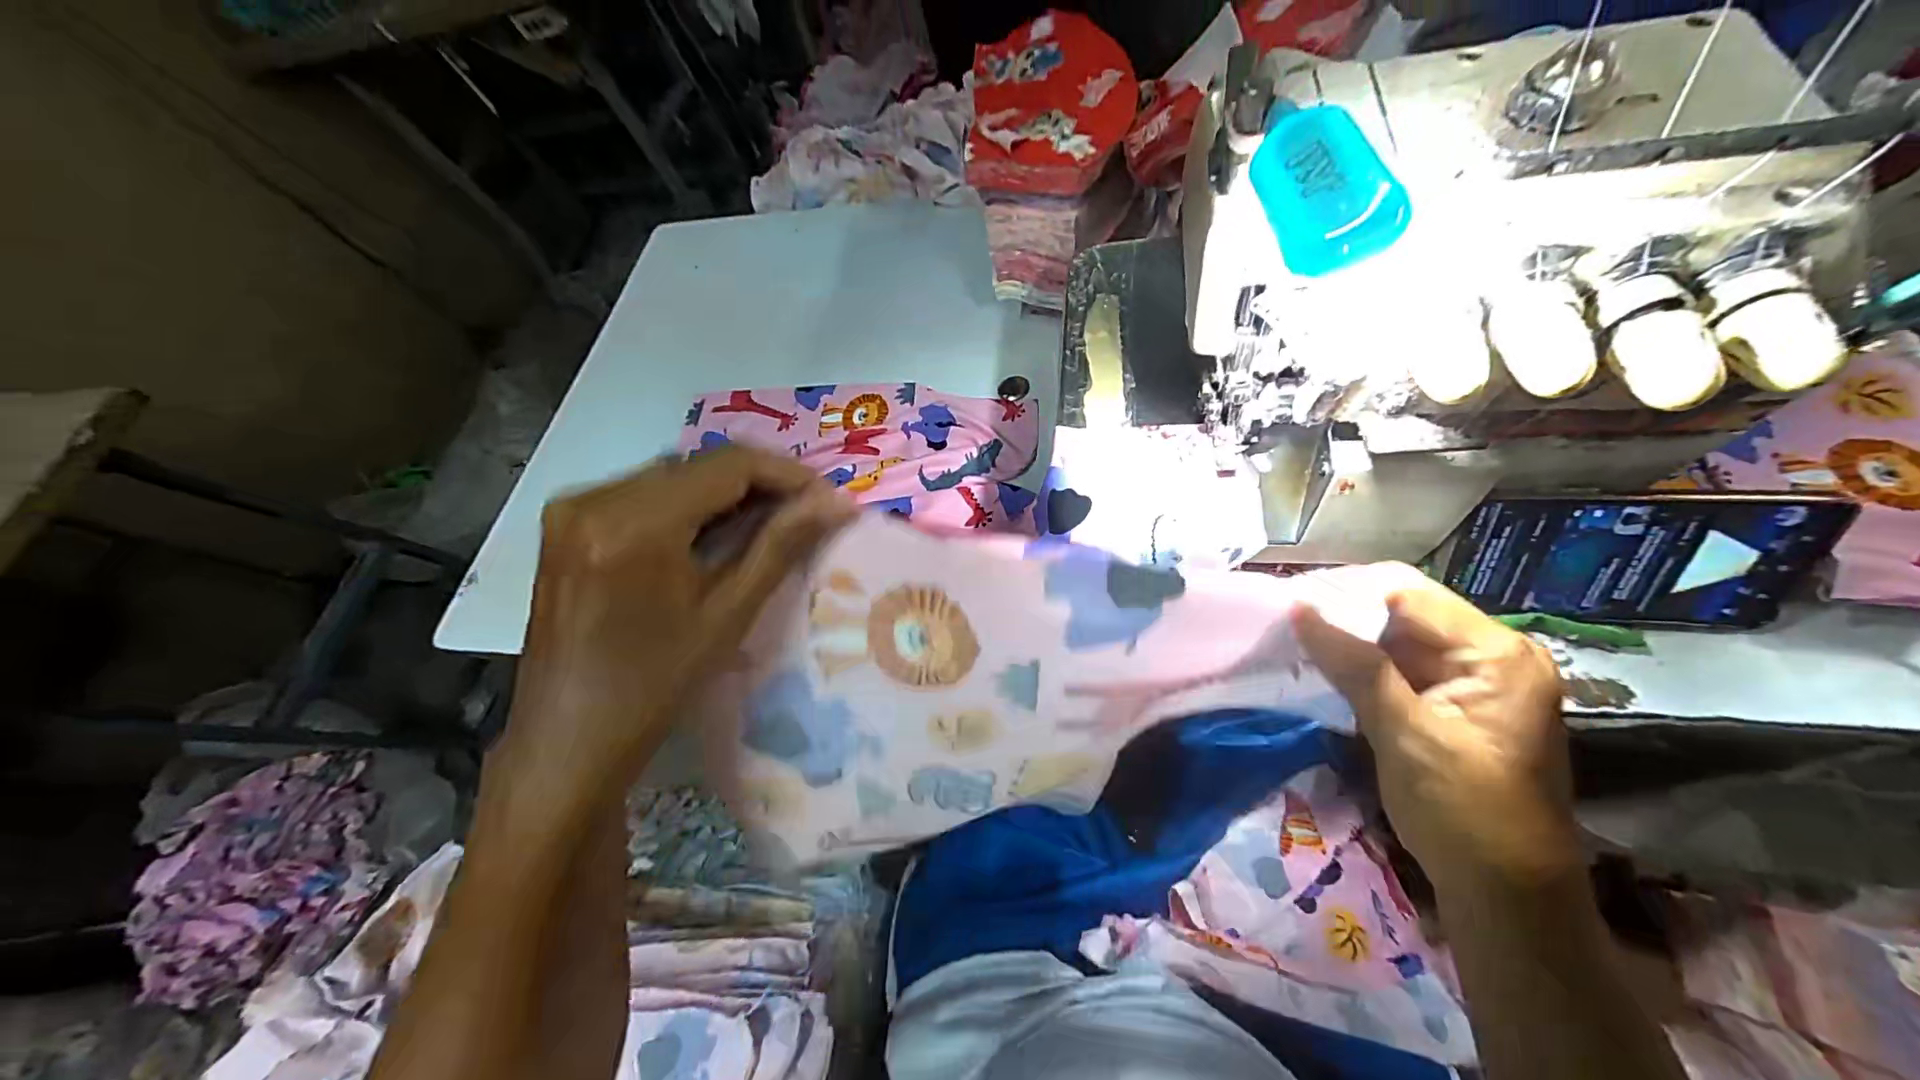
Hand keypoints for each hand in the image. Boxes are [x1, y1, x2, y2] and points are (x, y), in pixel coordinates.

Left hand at [498, 447, 854, 800]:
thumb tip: (838, 501)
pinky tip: (712, 533)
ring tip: (768, 523)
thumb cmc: (656, 684)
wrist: (568, 735)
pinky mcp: (565, 521)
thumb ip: (782, 545)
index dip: (786, 473)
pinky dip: (686, 504)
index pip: (727, 464)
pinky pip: (642, 492)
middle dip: (758, 482)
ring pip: (672, 475)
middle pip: (698, 464)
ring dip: (724, 492)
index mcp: (634, 523)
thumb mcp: (729, 613)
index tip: (827, 497)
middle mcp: (594, 497)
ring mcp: (572, 506)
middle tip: (805, 513)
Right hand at [1293, 567, 1575, 894]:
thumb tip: (1301, 608)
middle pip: (1404, 617)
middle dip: (1345, 621)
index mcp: (1496, 654)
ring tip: (1295, 647)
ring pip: (1397, 645)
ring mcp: (1475, 684)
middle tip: (1286, 627)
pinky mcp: (1455, 708)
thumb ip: (1354, 665)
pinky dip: (1363, 673)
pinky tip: (1324, 675)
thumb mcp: (1404, 734)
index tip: (1291, 604)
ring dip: (1350, 648)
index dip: (1348, 595)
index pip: (1409, 596)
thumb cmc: (1462, 813)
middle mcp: (1492, 657)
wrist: (1505, 896)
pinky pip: (1401, 673)